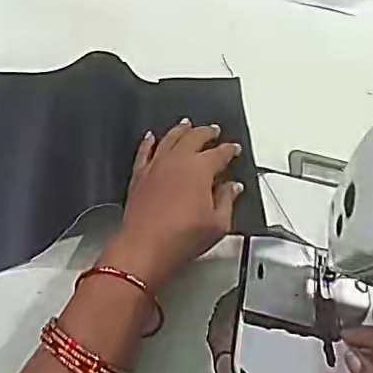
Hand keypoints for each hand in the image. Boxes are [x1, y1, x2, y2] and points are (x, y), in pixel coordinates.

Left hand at [103, 120, 242, 290]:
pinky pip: (145, 151)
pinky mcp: (139, 175)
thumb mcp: (218, 224)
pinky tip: (150, 137)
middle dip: (206, 132)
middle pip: (195, 138)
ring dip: (181, 130)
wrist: (145, 247)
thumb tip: (232, 188)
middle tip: (213, 130)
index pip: (220, 153)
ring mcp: (156, 165)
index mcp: (200, 169)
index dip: (229, 150)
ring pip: (170, 138)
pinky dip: (149, 142)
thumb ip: (227, 200)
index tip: (233, 149)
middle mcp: (177, 161)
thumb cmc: (180, 237)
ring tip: (186, 125)